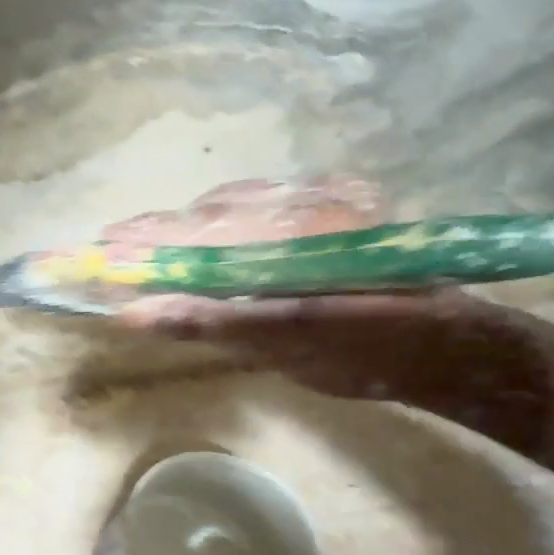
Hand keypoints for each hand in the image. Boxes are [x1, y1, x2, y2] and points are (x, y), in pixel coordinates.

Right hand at [110, 177, 540, 402]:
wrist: (454, 349)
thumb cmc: (372, 356)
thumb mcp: (284, 346)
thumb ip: (208, 322)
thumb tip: (133, 312)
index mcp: (299, 234)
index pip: (200, 232)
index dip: (147, 242)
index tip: (99, 248)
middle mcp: (310, 202)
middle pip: (212, 209)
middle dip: (161, 229)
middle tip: (117, 246)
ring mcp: (326, 200)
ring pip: (235, 200)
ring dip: (191, 221)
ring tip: (155, 240)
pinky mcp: (338, 205)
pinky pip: (265, 198)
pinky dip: (228, 212)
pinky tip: (212, 226)